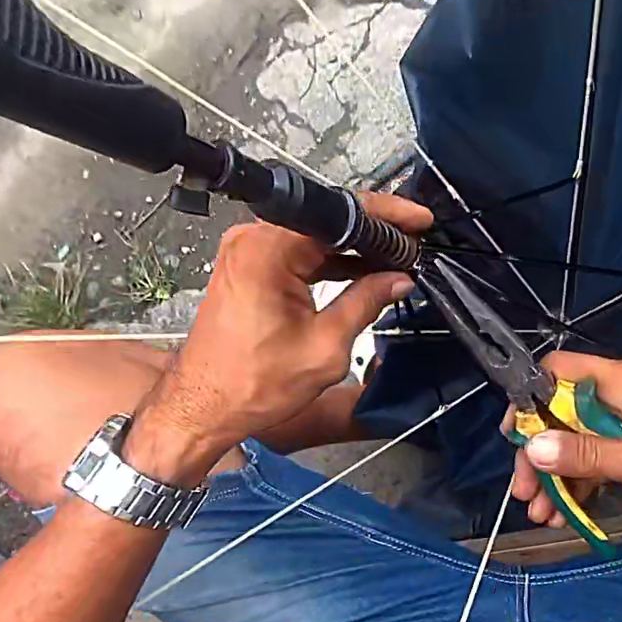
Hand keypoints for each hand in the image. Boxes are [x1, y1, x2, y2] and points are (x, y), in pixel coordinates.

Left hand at [128, 193, 431, 475]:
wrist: (205, 407)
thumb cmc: (250, 386)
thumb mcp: (325, 347)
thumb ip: (366, 303)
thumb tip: (398, 280)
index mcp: (269, 251)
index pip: (340, 214)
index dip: (387, 216)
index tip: (416, 222)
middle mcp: (253, 241)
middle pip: (327, 222)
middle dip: (373, 236)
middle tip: (411, 250)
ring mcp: (248, 254)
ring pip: (314, 239)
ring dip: (352, 252)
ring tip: (392, 265)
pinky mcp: (248, 270)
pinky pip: (297, 256)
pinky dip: (328, 264)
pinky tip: (359, 275)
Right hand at [511, 352, 621, 534]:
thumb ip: (589, 455)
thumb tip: (532, 446)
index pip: (560, 374)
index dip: (530, 402)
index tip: (514, 440)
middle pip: (564, 414)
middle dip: (540, 453)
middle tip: (526, 493)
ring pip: (581, 441)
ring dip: (559, 475)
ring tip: (544, 513)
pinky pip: (603, 458)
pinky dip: (585, 482)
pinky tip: (571, 511)